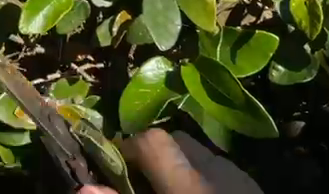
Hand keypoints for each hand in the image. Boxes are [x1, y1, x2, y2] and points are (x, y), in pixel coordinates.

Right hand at [80, 128, 261, 193]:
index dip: (126, 149)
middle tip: (136, 190)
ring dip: (177, 171)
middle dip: (151, 158)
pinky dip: (204, 186)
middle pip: (176, 142)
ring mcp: (245, 186)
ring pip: (202, 159)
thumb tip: (83, 189)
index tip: (111, 172)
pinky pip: (224, 178)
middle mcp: (221, 176)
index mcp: (192, 186)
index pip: (152, 140)